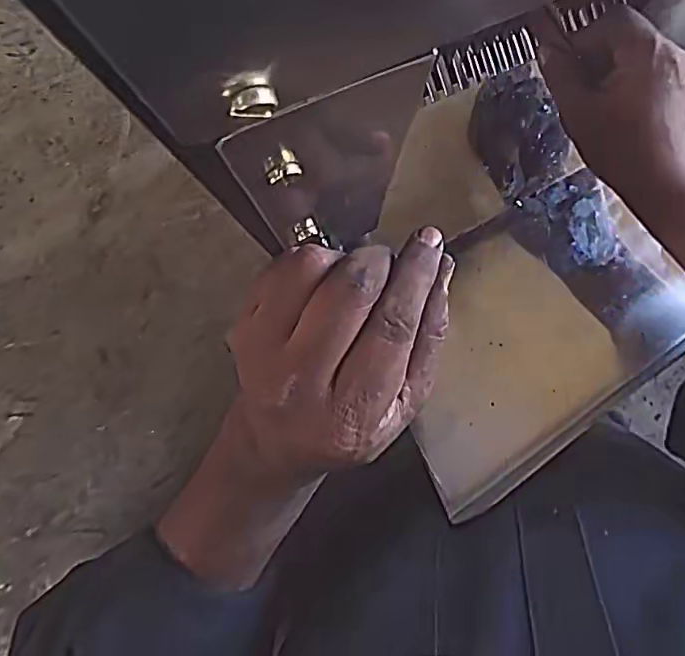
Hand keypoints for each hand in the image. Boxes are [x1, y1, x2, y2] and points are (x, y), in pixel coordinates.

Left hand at [224, 234, 453, 481]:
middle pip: (350, 291)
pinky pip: (284, 264)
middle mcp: (300, 382)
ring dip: (344, 258)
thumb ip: (428, 338)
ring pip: (312, 267)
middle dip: (381, 261)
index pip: (392, 328)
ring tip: (354, 277)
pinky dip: (313, 258)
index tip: (429, 245)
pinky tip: (323, 279)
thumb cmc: (349, 421)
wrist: (278, 439)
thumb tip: (440, 271)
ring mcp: (264, 350)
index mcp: (352, 412)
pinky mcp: (244, 322)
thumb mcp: (404, 402)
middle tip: (391, 261)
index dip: (415, 277)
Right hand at [536, 4, 684, 206]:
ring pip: (638, 54)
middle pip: (626, 34)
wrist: (672, 189)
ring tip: (597, 102)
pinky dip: (632, 82)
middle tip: (579, 83)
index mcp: (646, 50)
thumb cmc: (628, 153)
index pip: (608, 19)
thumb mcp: (578, 110)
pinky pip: (653, 72)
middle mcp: (672, 54)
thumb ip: (560, 72)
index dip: (580, 38)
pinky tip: (618, 113)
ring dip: (614, 69)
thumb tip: (549, 50)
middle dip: (597, 54)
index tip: (565, 61)